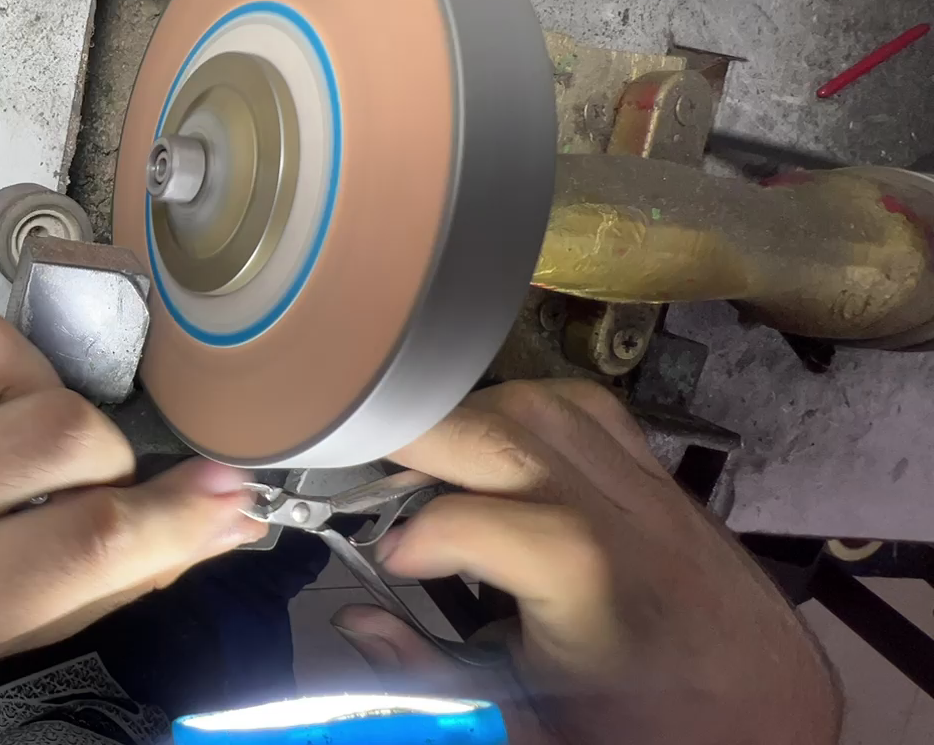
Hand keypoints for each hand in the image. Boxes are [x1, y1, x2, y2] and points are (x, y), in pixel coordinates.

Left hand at [0, 285, 266, 689]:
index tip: (221, 491)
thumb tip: (228, 506)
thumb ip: (127, 567)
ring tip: (15, 419)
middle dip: (97, 448)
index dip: (171, 513)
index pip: (81, 543)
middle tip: (79, 468)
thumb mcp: (22, 627)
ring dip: (34, 382)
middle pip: (51, 432)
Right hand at [330, 380, 838, 744]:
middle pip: (509, 443)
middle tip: (370, 475)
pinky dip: (518, 409)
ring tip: (429, 462)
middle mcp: (639, 538)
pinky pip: (580, 406)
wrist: (765, 727)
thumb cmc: (640, 732)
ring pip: (537, 408)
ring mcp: (654, 496)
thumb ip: (431, 676)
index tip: (390, 562)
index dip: (425, 535)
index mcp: (610, 613)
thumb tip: (353, 621)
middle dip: (417, 444)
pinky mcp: (659, 477)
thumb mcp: (531, 725)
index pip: (500, 531)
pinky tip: (494, 443)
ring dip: (462, 421)